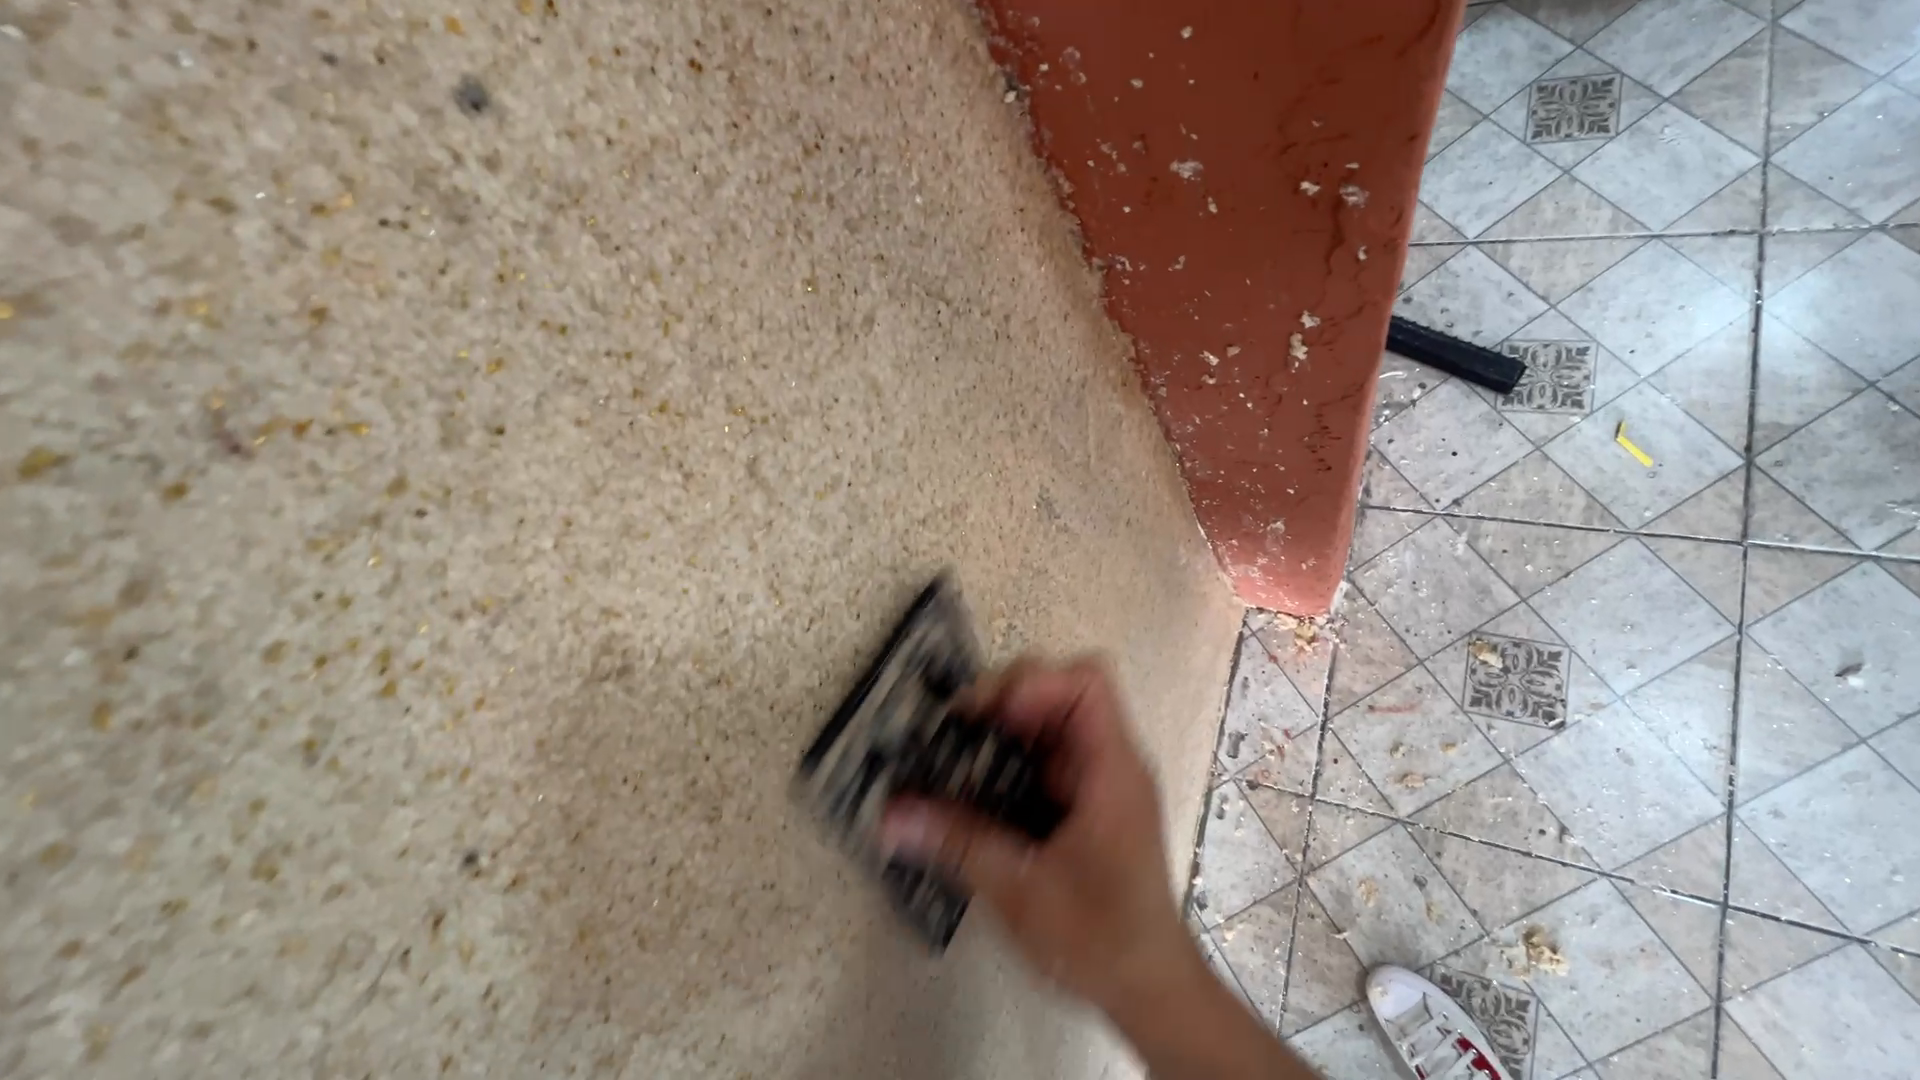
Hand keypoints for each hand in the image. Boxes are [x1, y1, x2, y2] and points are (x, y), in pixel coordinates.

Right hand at [878, 657, 1203, 1018]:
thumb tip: (890, 816)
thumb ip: (957, 843)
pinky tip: (971, 788)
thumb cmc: (1101, 939)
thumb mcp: (1022, 890)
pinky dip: (1005, 760)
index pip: (1087, 683)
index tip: (986, 717)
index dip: (1034, 683)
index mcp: (1112, 769)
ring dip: (999, 730)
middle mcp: (1108, 763)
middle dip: (1004, 700)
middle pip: (1062, 691)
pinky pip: (1042, 758)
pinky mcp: (1082, 803)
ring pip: (1048, 723)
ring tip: (952, 754)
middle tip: (955, 732)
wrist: (1149, 989)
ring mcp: (1096, 782)